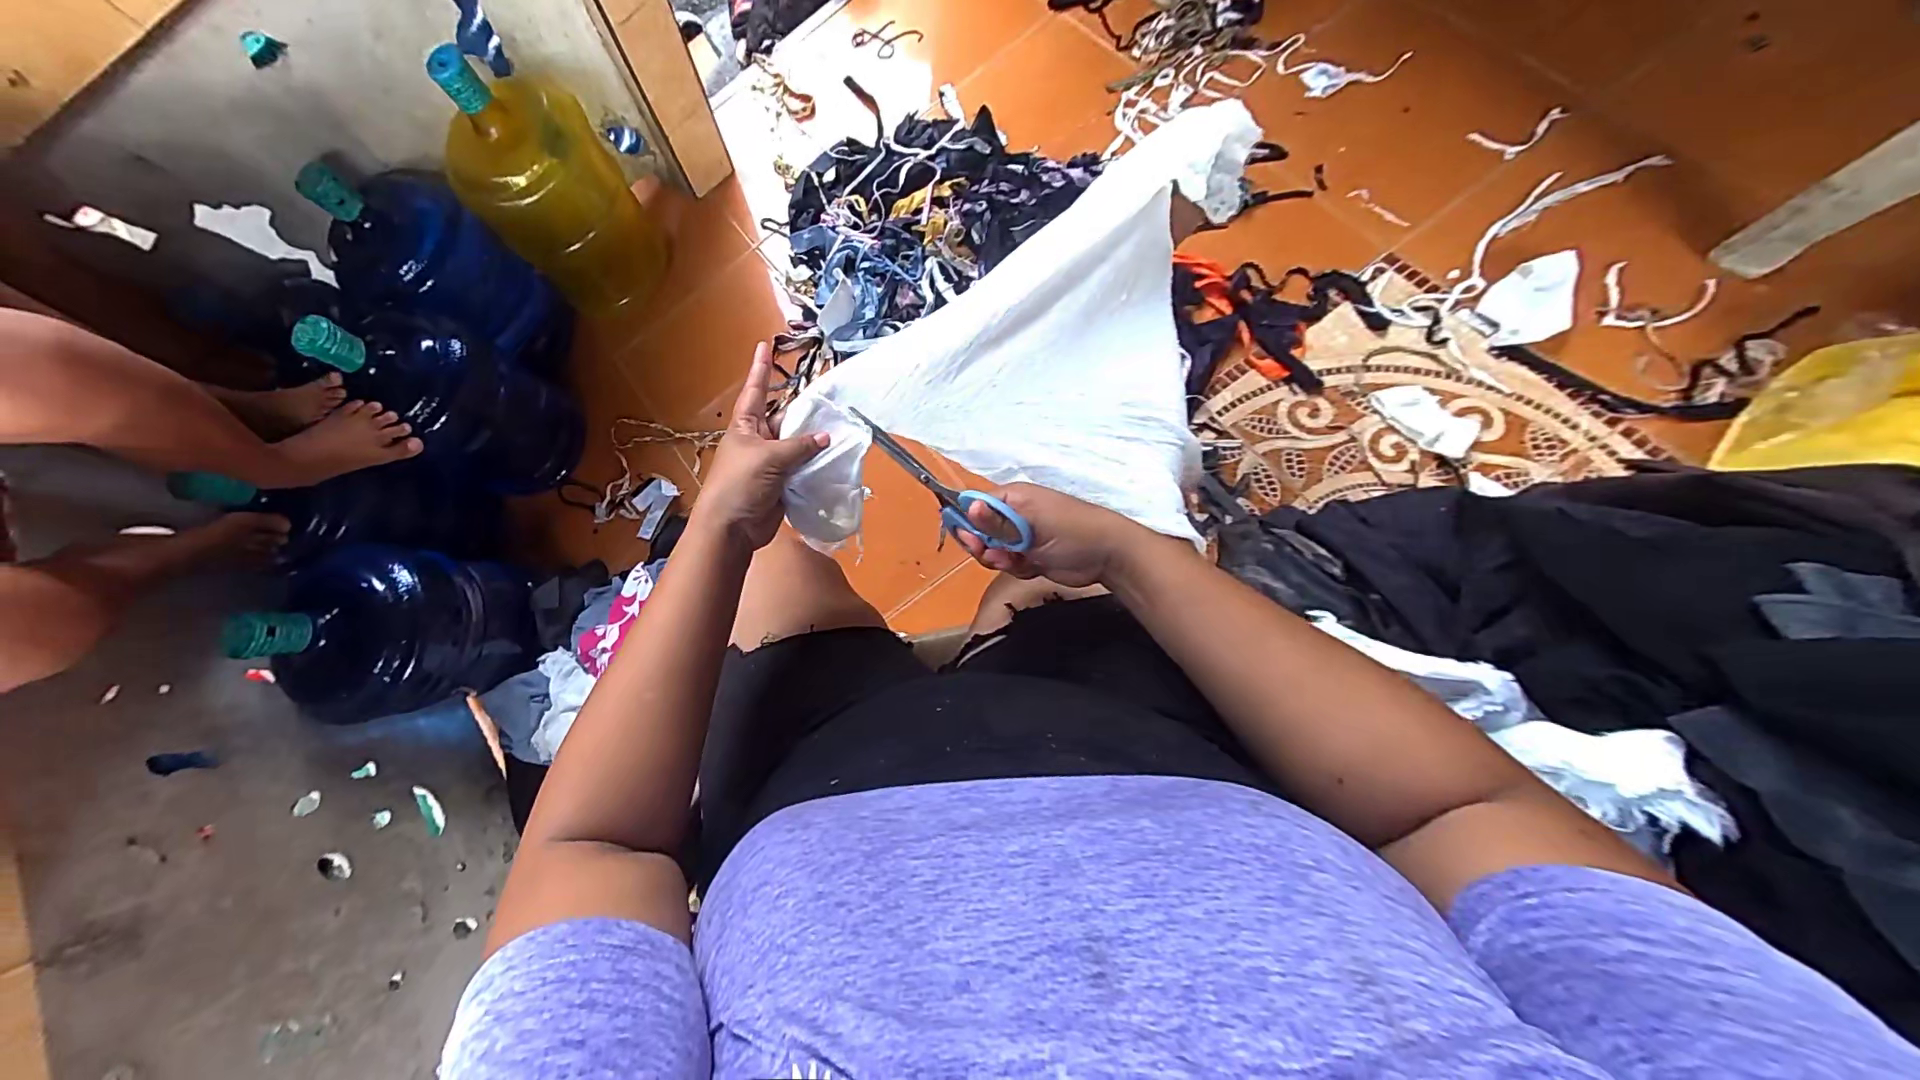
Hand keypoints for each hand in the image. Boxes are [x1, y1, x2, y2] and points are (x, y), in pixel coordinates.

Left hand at [692, 342, 827, 553]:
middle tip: (828, 399)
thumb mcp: (769, 458)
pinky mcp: (782, 483)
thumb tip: (824, 438)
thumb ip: (799, 446)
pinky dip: (816, 464)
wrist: (734, 527)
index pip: (754, 391)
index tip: (763, 344)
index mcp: (745, 427)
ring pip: (797, 445)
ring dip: (813, 440)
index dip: (760, 369)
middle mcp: (758, 441)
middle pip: (784, 419)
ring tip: (839, 427)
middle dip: (803, 411)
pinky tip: (834, 458)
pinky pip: (802, 468)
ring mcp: (771, 463)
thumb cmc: (740, 484)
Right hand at [953, 482, 1164, 587]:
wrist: (1108, 555)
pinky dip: (1016, 569)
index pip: (975, 506)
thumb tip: (969, 506)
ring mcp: (1022, 537)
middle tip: (994, 556)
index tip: (971, 539)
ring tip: (1015, 562)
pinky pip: (1009, 564)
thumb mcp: (1031, 525)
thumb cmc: (1071, 531)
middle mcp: (1014, 515)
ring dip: (1000, 560)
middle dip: (984, 547)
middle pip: (980, 532)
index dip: (967, 523)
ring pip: (993, 551)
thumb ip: (998, 522)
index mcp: (1012, 498)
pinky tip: (1030, 569)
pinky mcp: (1030, 556)